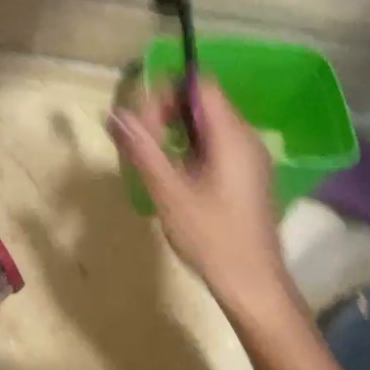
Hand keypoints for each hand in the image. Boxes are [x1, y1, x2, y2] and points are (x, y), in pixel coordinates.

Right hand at [108, 78, 290, 305]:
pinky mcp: (248, 176)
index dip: (167, 92)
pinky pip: (218, 146)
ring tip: (154, 161)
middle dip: (168, 112)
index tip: (143, 121)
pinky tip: (177, 178)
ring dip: (178, 133)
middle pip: (204, 102)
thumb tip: (116, 113)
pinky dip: (193, 149)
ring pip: (210, 126)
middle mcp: (246, 139)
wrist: (254, 284)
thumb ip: (143, 150)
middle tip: (143, 143)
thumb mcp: (170, 194)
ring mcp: (251, 158)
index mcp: (232, 137)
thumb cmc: (212, 239)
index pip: (200, 85)